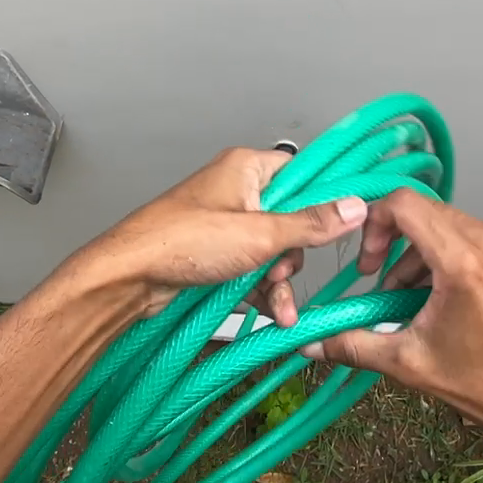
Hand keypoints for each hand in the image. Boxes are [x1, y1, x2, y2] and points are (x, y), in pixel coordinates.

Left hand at [74, 148, 366, 317]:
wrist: (129, 278)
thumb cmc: (183, 242)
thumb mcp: (260, 235)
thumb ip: (310, 224)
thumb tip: (354, 207)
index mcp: (247, 168)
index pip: (300, 172)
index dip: (321, 197)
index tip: (340, 222)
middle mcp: (237, 189)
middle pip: (290, 217)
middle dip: (293, 254)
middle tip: (282, 270)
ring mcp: (225, 222)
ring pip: (273, 248)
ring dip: (280, 279)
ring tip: (281, 307)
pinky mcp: (216, 251)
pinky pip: (252, 266)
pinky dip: (263, 289)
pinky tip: (274, 314)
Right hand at [302, 190, 482, 427]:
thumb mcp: (410, 364)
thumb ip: (354, 345)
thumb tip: (314, 342)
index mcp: (462, 262)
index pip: (404, 205)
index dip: (374, 222)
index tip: (367, 258)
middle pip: (420, 209)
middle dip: (390, 238)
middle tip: (376, 275)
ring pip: (440, 221)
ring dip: (412, 250)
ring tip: (403, 295)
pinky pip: (462, 234)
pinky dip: (437, 254)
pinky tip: (431, 294)